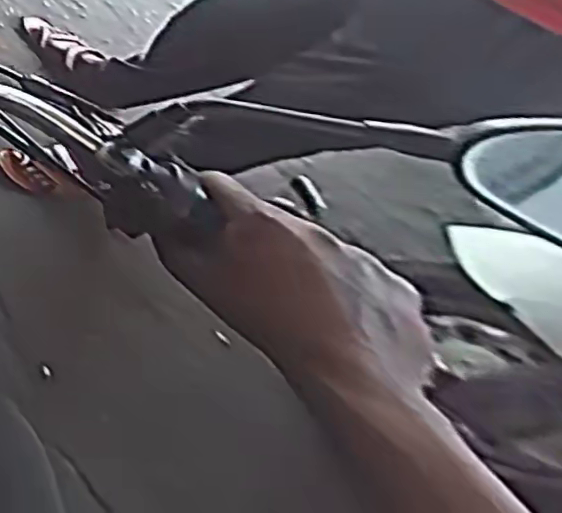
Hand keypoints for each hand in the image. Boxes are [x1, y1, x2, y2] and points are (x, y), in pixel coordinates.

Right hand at [158, 173, 433, 397]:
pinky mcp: (394, 284)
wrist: (352, 378)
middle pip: (271, 216)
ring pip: (318, 246)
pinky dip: (347, 288)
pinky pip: (362, 275)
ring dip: (304, 262)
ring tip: (296, 299)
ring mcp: (359, 255)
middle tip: (249, 267)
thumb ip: (174, 244)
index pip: (219, 182)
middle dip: (257, 235)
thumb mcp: (199, 281)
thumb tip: (166, 227)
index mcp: (260, 220)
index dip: (204, 193)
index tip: (203, 206)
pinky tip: (335, 314)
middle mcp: (311, 228)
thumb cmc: (274, 327)